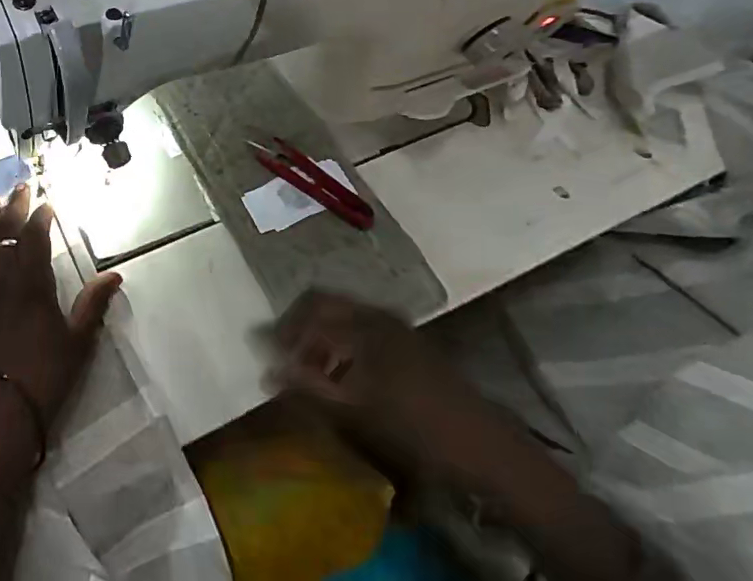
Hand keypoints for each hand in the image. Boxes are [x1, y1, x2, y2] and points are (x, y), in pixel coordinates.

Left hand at [0, 185, 120, 481]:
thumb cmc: (44, 377)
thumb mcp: (78, 344)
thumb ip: (93, 305)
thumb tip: (115, 275)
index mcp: (33, 284)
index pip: (34, 238)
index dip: (41, 216)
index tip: (47, 202)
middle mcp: (4, 278)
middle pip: (6, 232)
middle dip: (14, 206)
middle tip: (19, 186)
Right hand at [270, 290, 521, 491]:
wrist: (488, 450)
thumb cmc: (413, 428)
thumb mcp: (351, 411)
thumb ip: (305, 387)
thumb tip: (265, 371)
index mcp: (361, 324)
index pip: (306, 311)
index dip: (282, 331)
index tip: (268, 353)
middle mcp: (378, 314)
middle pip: (323, 302)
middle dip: (299, 324)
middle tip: (285, 351)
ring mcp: (399, 326)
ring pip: (345, 314)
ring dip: (323, 333)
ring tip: (312, 365)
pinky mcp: (412, 342)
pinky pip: (365, 326)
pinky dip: (345, 341)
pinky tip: (345, 372)